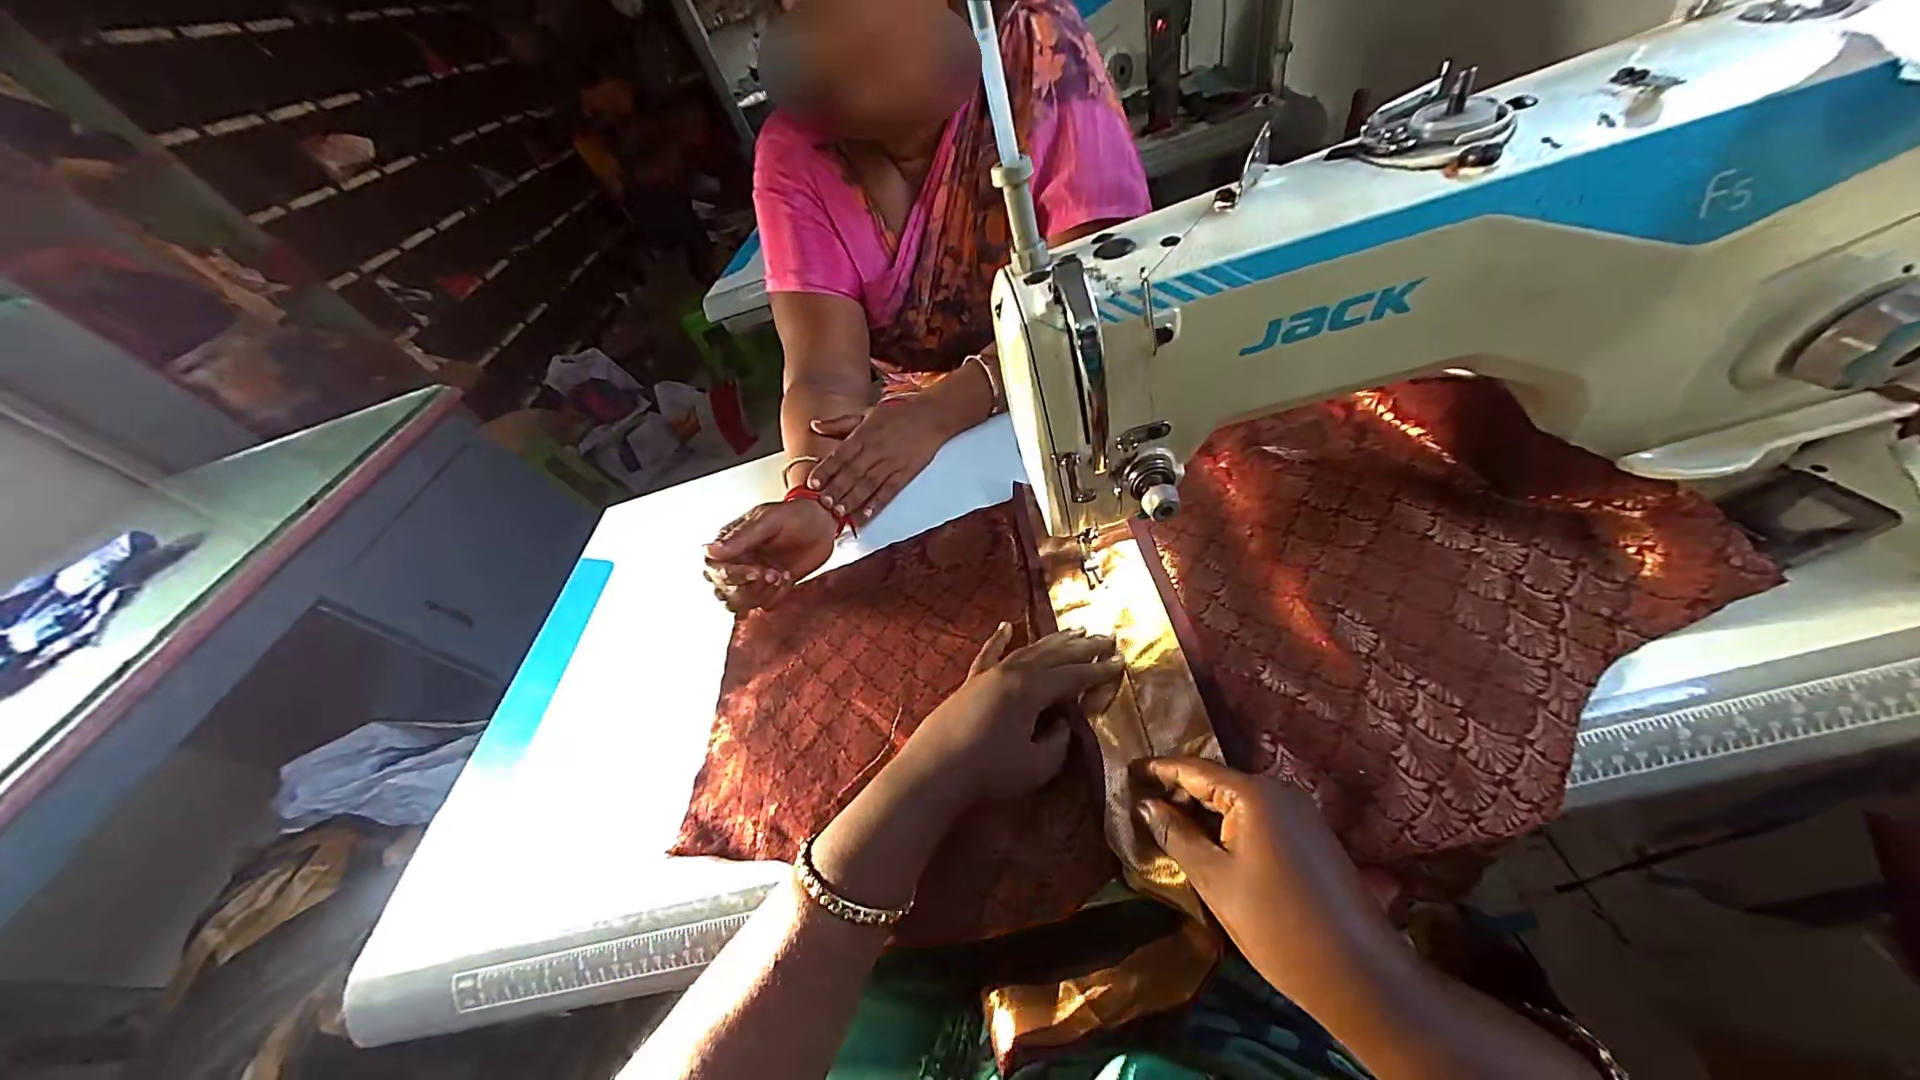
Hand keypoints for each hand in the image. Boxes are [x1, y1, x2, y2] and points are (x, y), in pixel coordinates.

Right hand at [703, 499, 837, 611]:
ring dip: (762, 593)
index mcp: (728, 545)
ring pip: (740, 602)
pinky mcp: (769, 589)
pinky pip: (764, 604)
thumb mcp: (768, 521)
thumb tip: (708, 550)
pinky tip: (788, 578)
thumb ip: (740, 538)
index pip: (715, 569)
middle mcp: (735, 563)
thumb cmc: (795, 516)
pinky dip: (777, 596)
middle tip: (774, 573)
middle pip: (724, 591)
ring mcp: (752, 579)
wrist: (823, 525)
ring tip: (782, 574)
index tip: (756, 571)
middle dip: (749, 587)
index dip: (732, 575)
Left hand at [804, 396, 953, 523]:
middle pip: (852, 472)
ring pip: (868, 484)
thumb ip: (840, 423)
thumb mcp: (867, 413)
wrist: (932, 415)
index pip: (840, 454)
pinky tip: (865, 516)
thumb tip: (814, 425)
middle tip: (823, 504)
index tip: (812, 483)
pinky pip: (889, 491)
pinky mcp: (906, 473)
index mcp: (864, 434)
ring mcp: (891, 463)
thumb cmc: (899, 412)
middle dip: (836, 489)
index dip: (826, 470)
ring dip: (853, 499)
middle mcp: (876, 449)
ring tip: (839, 512)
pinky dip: (876, 504)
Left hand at [895, 625, 1121, 811]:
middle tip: (1106, 637)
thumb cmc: (989, 771)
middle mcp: (1011, 673)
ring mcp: (989, 674)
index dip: (1098, 670)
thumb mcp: (1037, 765)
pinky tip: (1006, 625)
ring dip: (1052, 641)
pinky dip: (999, 638)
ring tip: (1075, 631)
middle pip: (1054, 655)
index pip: (1073, 676)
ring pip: (1027, 650)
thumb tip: (1061, 721)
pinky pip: (989, 654)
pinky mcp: (970, 683)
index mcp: (1031, 689)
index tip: (1120, 662)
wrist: (934, 770)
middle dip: (1082, 647)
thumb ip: (1057, 741)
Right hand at [1136, 758, 1400, 1003]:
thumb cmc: (1276, 924)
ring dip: (1202, 812)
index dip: (1158, 769)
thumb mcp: (1214, 879)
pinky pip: (1257, 818)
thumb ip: (1176, 834)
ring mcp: (1299, 813)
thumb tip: (1145, 804)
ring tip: (1166, 826)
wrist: (1361, 976)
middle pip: (1216, 782)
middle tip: (1141, 805)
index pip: (1193, 769)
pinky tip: (1207, 844)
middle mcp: (1279, 791)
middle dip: (1178, 792)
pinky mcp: (1310, 836)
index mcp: (1253, 794)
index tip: (1128, 770)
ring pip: (1236, 802)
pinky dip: (1227, 825)